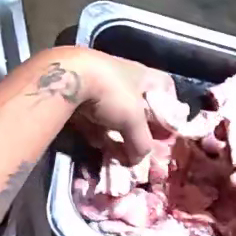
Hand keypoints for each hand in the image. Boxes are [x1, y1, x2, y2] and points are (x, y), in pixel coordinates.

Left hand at [45, 47, 172, 163]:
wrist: (67, 78)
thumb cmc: (111, 93)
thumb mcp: (134, 121)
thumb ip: (142, 143)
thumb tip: (138, 160)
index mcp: (144, 75)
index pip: (165, 87)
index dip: (169, 108)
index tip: (167, 129)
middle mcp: (124, 77)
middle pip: (138, 105)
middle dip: (139, 128)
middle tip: (140, 146)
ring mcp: (100, 85)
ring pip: (114, 113)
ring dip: (117, 133)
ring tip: (118, 152)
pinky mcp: (79, 95)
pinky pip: (93, 117)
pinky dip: (96, 131)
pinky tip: (97, 144)